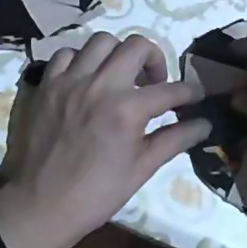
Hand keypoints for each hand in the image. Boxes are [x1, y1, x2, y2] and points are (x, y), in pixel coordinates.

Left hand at [0, 33, 209, 247]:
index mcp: (127, 109)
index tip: (195, 96)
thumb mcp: (142, 168)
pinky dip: (81, 61)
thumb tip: (205, 123)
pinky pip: (67, 54)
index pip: (170, 89)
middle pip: (137, 46)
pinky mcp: (47, 84)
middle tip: (154, 82)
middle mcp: (100, 85)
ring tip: (120, 76)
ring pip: (102, 41)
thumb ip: (175, 139)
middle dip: (155, 59)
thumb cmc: (97, 193)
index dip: (190, 92)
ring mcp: (70, 81)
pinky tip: (87, 79)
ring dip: (118, 54)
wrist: (41, 206)